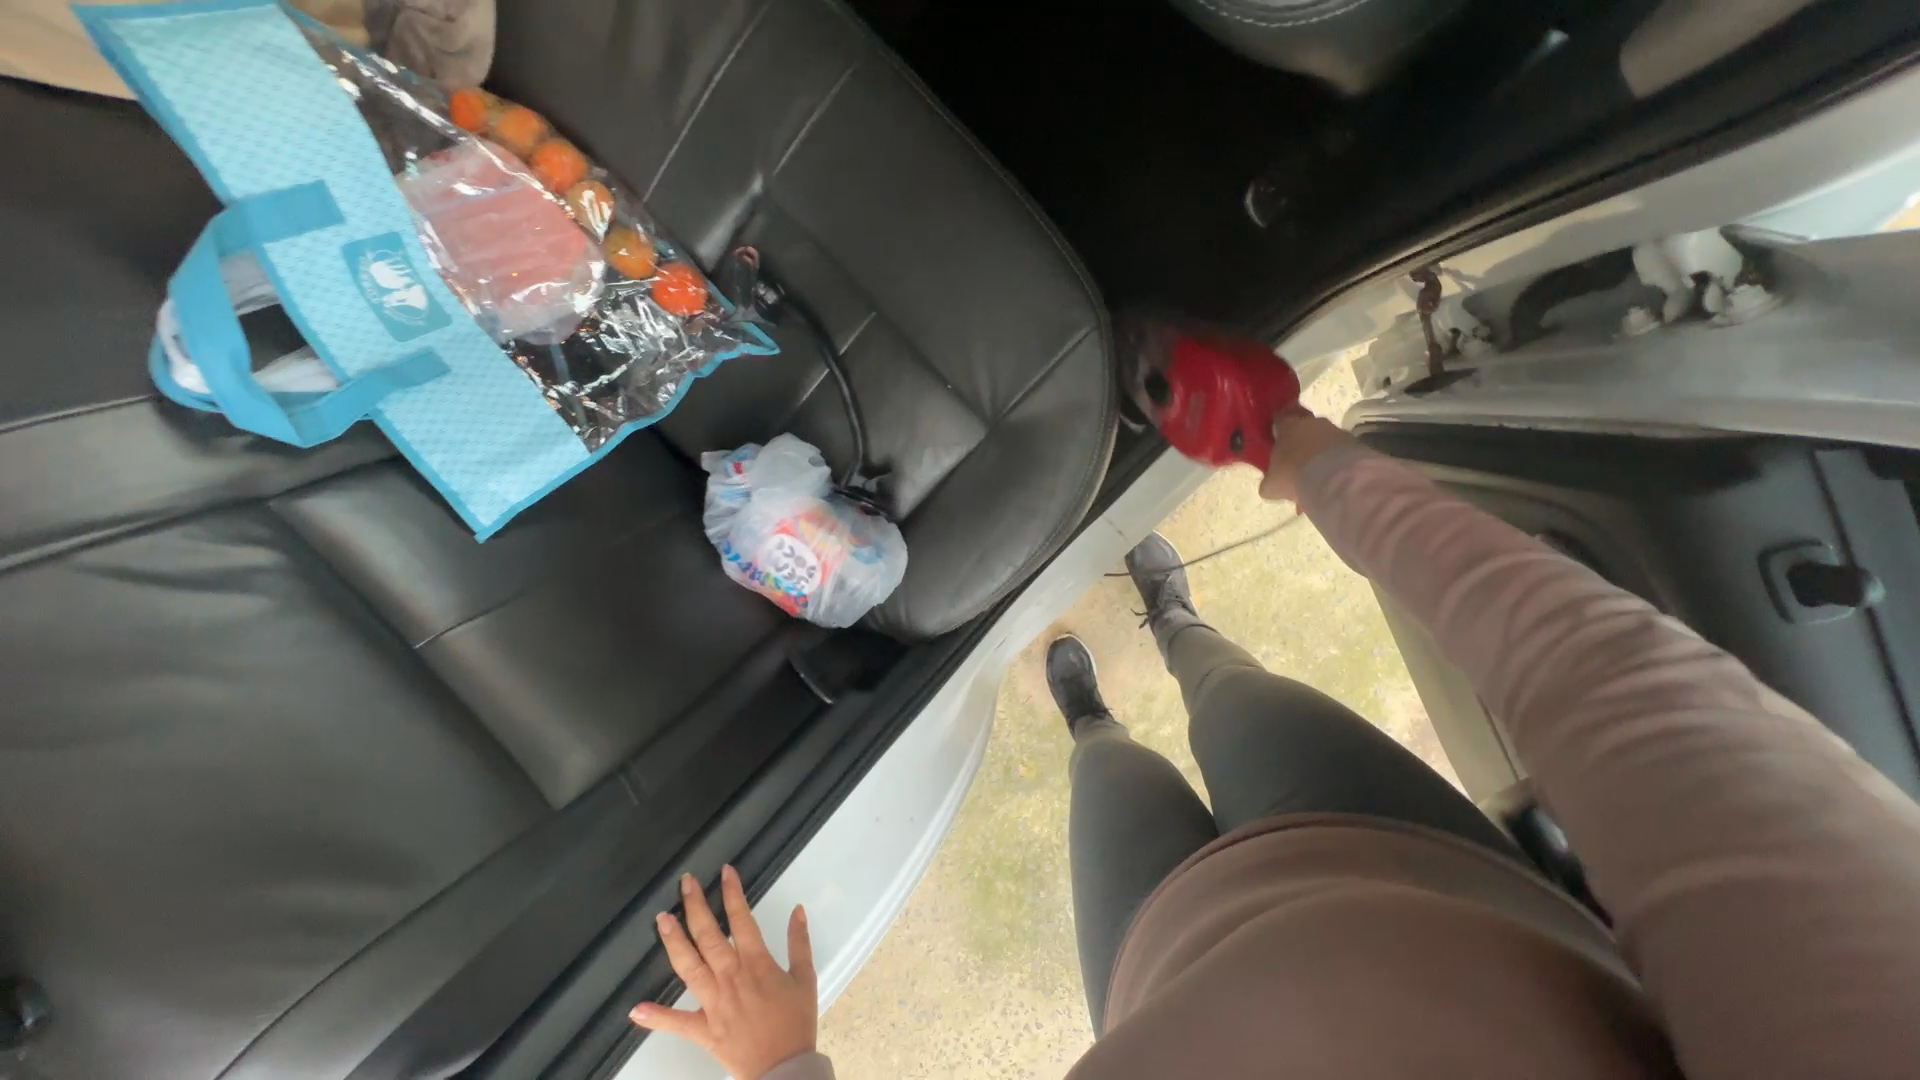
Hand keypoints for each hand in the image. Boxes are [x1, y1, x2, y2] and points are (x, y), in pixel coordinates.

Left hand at [631, 866, 817, 1079]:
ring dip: (674, 942)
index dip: (732, 893)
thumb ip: (800, 942)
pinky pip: (676, 1023)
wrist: (785, 1070)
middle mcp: (731, 977)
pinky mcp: (703, 1030)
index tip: (725, 872)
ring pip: (689, 967)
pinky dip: (656, 1016)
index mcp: (757, 963)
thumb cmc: (796, 1022)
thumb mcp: (805, 978)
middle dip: (696, 906)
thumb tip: (797, 910)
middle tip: (685, 883)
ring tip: (662, 920)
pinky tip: (636, 1009)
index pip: (742, 919)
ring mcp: (713, 1003)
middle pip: (709, 935)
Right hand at [1259, 410, 1354, 502]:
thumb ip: (1269, 481)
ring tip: (1316, 476)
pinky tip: (1331, 480)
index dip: (1278, 430)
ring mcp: (1335, 430)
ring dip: (1319, 454)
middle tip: (1296, 463)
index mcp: (1287, 426)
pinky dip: (1335, 462)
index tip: (1277, 442)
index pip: (1280, 420)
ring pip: (1323, 439)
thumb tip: (1270, 485)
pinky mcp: (1354, 442)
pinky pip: (1340, 450)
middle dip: (1301, 443)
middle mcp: (1312, 422)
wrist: (1333, 478)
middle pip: (1304, 428)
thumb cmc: (1293, 475)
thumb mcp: (1271, 484)